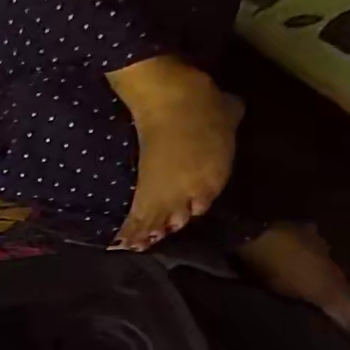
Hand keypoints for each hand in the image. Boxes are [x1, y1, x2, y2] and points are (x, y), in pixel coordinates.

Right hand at [106, 60, 241, 251]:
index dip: (193, 204)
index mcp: (216, 176)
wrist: (171, 104)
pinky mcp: (143, 197)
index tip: (187, 207)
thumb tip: (229, 115)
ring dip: (147, 235)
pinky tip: (119, 244)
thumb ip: (229, 122)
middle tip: (159, 232)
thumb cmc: (204, 104)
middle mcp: (194, 194)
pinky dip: (128, 232)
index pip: (204, 201)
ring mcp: (168, 198)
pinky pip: (136, 220)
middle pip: (179, 218)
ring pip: (157, 225)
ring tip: (136, 245)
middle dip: (170, 223)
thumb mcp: (231, 110)